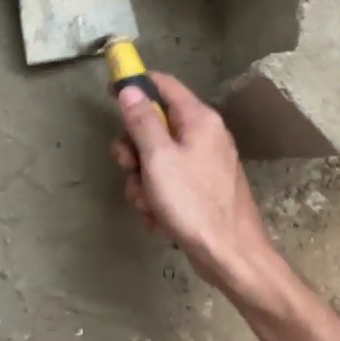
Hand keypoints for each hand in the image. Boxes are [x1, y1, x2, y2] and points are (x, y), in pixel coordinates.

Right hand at [111, 72, 278, 296]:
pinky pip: (168, 181)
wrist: (231, 256)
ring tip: (146, 203)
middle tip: (127, 167)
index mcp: (199, 119)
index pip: (163, 84)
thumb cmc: (193, 202)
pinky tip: (158, 217)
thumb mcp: (158, 159)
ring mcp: (204, 164)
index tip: (108, 94)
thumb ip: (142, 121)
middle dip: (133, 149)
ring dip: (142, 180)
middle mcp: (204, 135)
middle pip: (154, 125)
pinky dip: (156, 197)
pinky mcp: (201, 189)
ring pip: (156, 158)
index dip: (134, 85)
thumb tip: (129, 89)